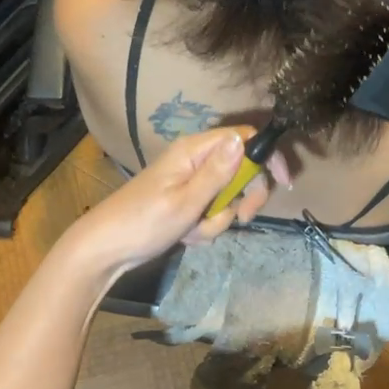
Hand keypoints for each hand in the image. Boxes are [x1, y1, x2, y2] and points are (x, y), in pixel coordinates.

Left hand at [68, 127, 288, 274]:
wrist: (107, 250)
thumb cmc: (143, 222)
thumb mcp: (186, 200)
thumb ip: (218, 172)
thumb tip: (243, 139)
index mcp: (194, 151)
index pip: (244, 138)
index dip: (266, 157)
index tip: (280, 183)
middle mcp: (195, 162)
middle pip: (242, 170)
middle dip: (243, 197)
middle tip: (240, 218)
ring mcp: (191, 184)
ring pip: (227, 198)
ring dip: (218, 219)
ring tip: (193, 231)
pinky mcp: (186, 204)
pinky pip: (211, 213)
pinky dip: (205, 228)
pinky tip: (186, 236)